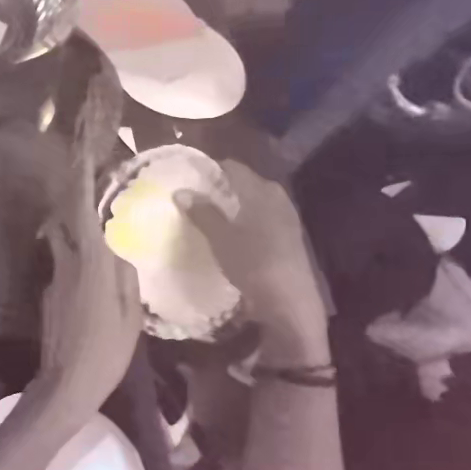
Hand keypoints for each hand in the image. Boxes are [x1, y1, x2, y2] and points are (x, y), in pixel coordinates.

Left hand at [35, 81, 141, 409]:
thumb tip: (118, 243)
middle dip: (76, 192)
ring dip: (75, 221)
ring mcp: (53, 279)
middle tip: (94, 176)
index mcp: (90, 264)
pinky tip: (94, 262)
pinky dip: (76, 250)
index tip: (84, 150)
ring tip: (100, 216)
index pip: (80, 210)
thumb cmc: (106, 352)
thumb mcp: (130, 313)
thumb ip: (125, 274)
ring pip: (62, 239)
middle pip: (65, 218)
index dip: (80, 178)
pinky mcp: (49, 294)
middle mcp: (66, 264)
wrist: (66, 386)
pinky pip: (64, 261)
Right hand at [177, 161, 328, 362]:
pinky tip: (229, 236)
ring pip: (252, 202)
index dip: (209, 169)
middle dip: (219, 188)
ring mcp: (285, 217)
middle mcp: (276, 196)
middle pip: (243, 183)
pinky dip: (243, 221)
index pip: (232, 167)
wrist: (290, 302)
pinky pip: (260, 218)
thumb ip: (202, 213)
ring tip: (206, 218)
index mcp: (260, 190)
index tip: (187, 178)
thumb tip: (180, 191)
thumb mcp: (221, 238)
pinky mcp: (287, 236)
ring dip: (231, 207)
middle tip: (192, 199)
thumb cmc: (253, 263)